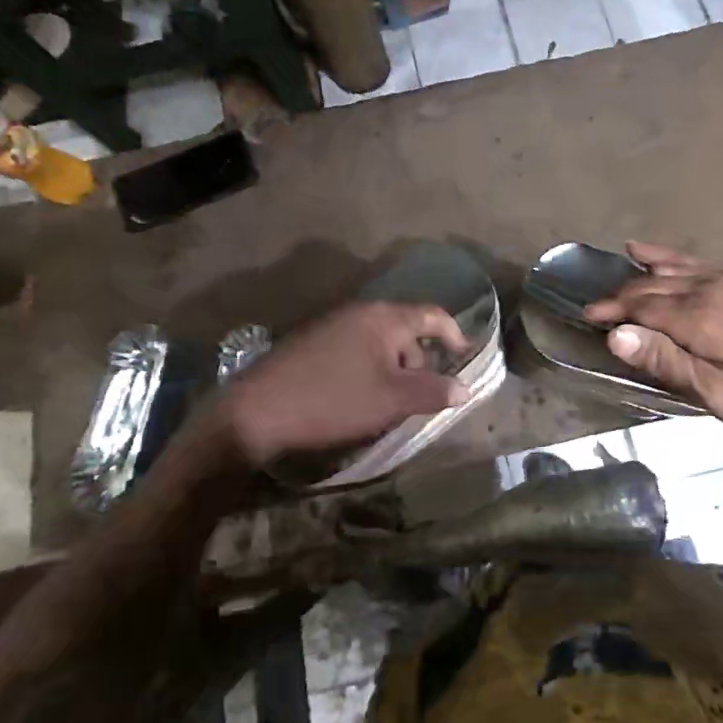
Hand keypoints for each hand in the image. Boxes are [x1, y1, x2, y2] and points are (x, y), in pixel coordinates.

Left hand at [219, 302, 469, 465]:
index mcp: (383, 317)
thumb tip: (464, 387)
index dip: (454, 334)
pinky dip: (370, 368)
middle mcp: (359, 312)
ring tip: (390, 403)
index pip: (432, 315)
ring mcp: (332, 325)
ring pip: (379, 341)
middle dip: (421, 360)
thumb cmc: (333, 400)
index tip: (466, 358)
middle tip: (423, 395)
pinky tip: (359, 398)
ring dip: (394, 368)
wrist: (257, 411)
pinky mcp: (312, 342)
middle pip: (405, 328)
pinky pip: (355, 349)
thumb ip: (432, 391)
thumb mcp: (391, 400)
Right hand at [584, 242, 722, 438]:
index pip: (641, 306)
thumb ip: (665, 361)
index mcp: (699, 318)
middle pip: (652, 286)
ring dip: (638, 276)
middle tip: (597, 310)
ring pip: (670, 270)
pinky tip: (649, 253)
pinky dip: (666, 257)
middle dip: (620, 295)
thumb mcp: (716, 393)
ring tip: (614, 283)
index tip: (587, 317)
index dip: (612, 310)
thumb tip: (617, 334)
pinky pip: (693, 263)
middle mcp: (708, 290)